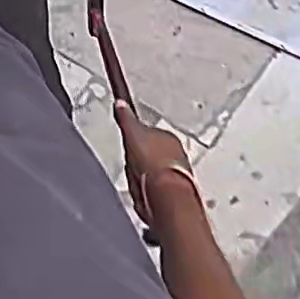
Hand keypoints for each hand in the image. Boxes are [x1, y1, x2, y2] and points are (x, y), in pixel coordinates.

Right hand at [115, 101, 196, 221]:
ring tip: (137, 182)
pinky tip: (142, 194)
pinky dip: (147, 193)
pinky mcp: (174, 195)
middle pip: (149, 155)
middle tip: (132, 166)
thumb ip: (126, 117)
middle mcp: (178, 156)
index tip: (128, 145)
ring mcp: (178, 176)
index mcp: (169, 138)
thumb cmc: (154, 163)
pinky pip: (155, 190)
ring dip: (142, 178)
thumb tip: (121, 103)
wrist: (164, 195)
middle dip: (138, 162)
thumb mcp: (132, 132)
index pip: (147, 133)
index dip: (133, 140)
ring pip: (151, 174)